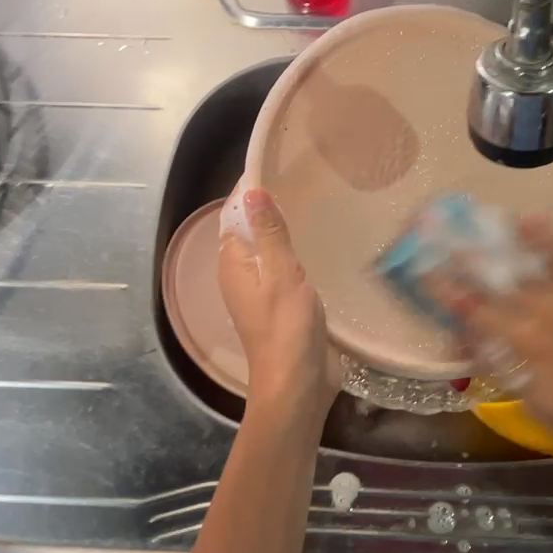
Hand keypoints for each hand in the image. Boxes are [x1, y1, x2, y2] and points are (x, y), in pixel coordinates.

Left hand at [218, 187, 343, 421]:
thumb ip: (269, 232)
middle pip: (251, 232)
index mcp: (233, 265)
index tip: (276, 166)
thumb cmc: (286, 328)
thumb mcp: (281, 273)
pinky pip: (285, 270)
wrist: (297, 386)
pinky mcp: (283, 307)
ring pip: (269, 251)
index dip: (250, 193)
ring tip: (315, 205)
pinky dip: (297, 254)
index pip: (234, 216)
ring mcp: (262, 293)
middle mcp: (242, 275)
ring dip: (286, 232)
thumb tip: (254, 190)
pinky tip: (320, 245)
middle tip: (303, 181)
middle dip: (269, 209)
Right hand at [447, 224, 552, 465]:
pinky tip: (530, 218)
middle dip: (464, 259)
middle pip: (495, 282)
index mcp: (525, 344)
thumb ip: (501, 367)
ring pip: (526, 266)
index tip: (421, 271)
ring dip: (496, 245)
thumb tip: (466, 342)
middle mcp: (543, 313)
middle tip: (437, 235)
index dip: (445, 292)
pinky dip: (547, 240)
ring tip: (472, 222)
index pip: (474, 311)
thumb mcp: (535, 404)